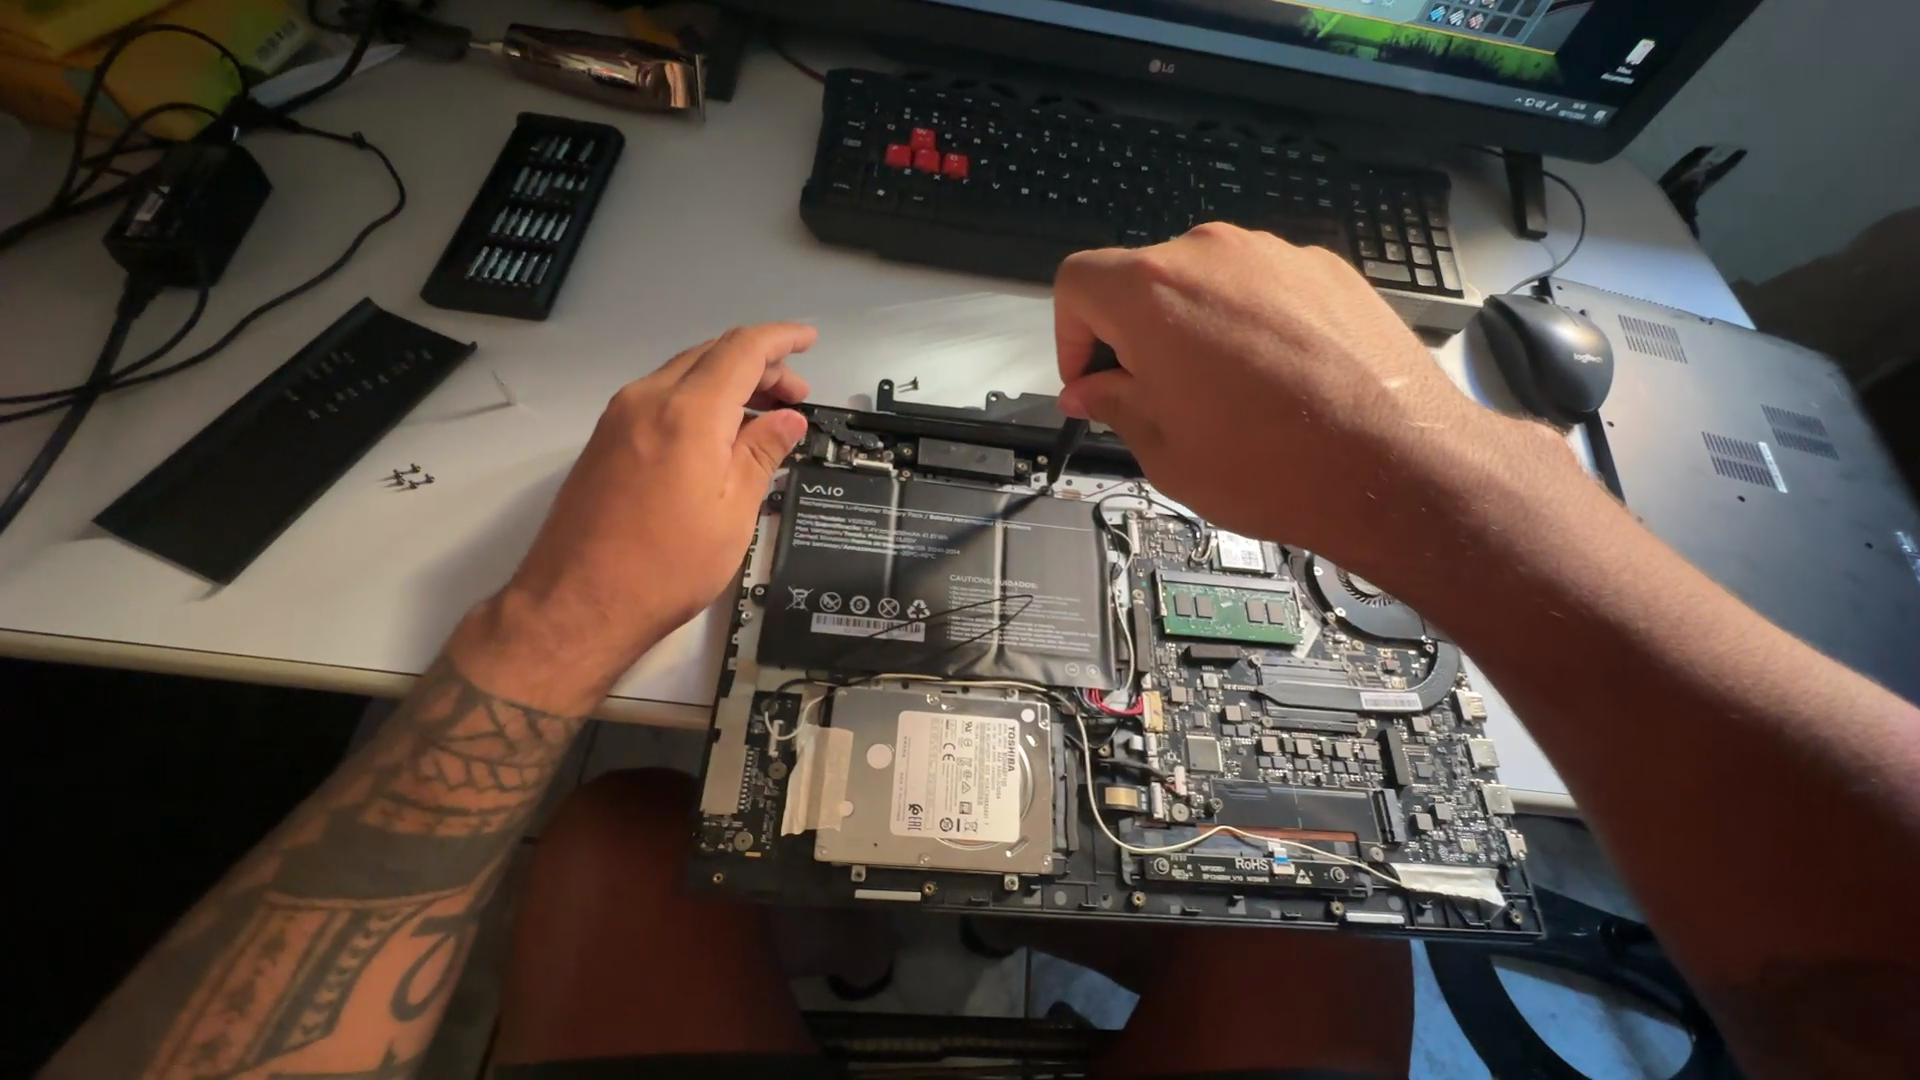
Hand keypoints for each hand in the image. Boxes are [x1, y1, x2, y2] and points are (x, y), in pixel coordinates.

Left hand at [452, 324, 814, 713]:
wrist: (576, 603)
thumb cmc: (667, 567)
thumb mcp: (733, 512)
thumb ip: (762, 455)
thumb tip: (788, 420)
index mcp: (688, 414)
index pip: (742, 350)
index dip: (781, 339)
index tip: (809, 339)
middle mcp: (648, 400)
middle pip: (712, 355)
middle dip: (760, 364)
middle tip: (796, 396)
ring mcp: (620, 417)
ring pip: (684, 373)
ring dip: (729, 381)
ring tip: (765, 415)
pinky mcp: (605, 439)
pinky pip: (662, 397)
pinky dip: (699, 399)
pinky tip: (720, 432)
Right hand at [1053, 224, 1530, 556]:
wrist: (1395, 467)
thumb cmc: (1275, 464)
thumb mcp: (1161, 449)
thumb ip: (1111, 404)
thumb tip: (1089, 390)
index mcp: (1153, 293)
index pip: (1076, 282)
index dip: (1070, 337)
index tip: (1091, 380)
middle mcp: (1211, 255)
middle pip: (1138, 280)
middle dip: (1130, 337)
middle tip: (1149, 399)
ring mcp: (1274, 257)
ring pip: (1200, 284)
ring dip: (1188, 331)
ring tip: (1217, 399)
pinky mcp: (1323, 271)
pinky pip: (1256, 289)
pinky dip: (1243, 326)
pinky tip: (1266, 385)